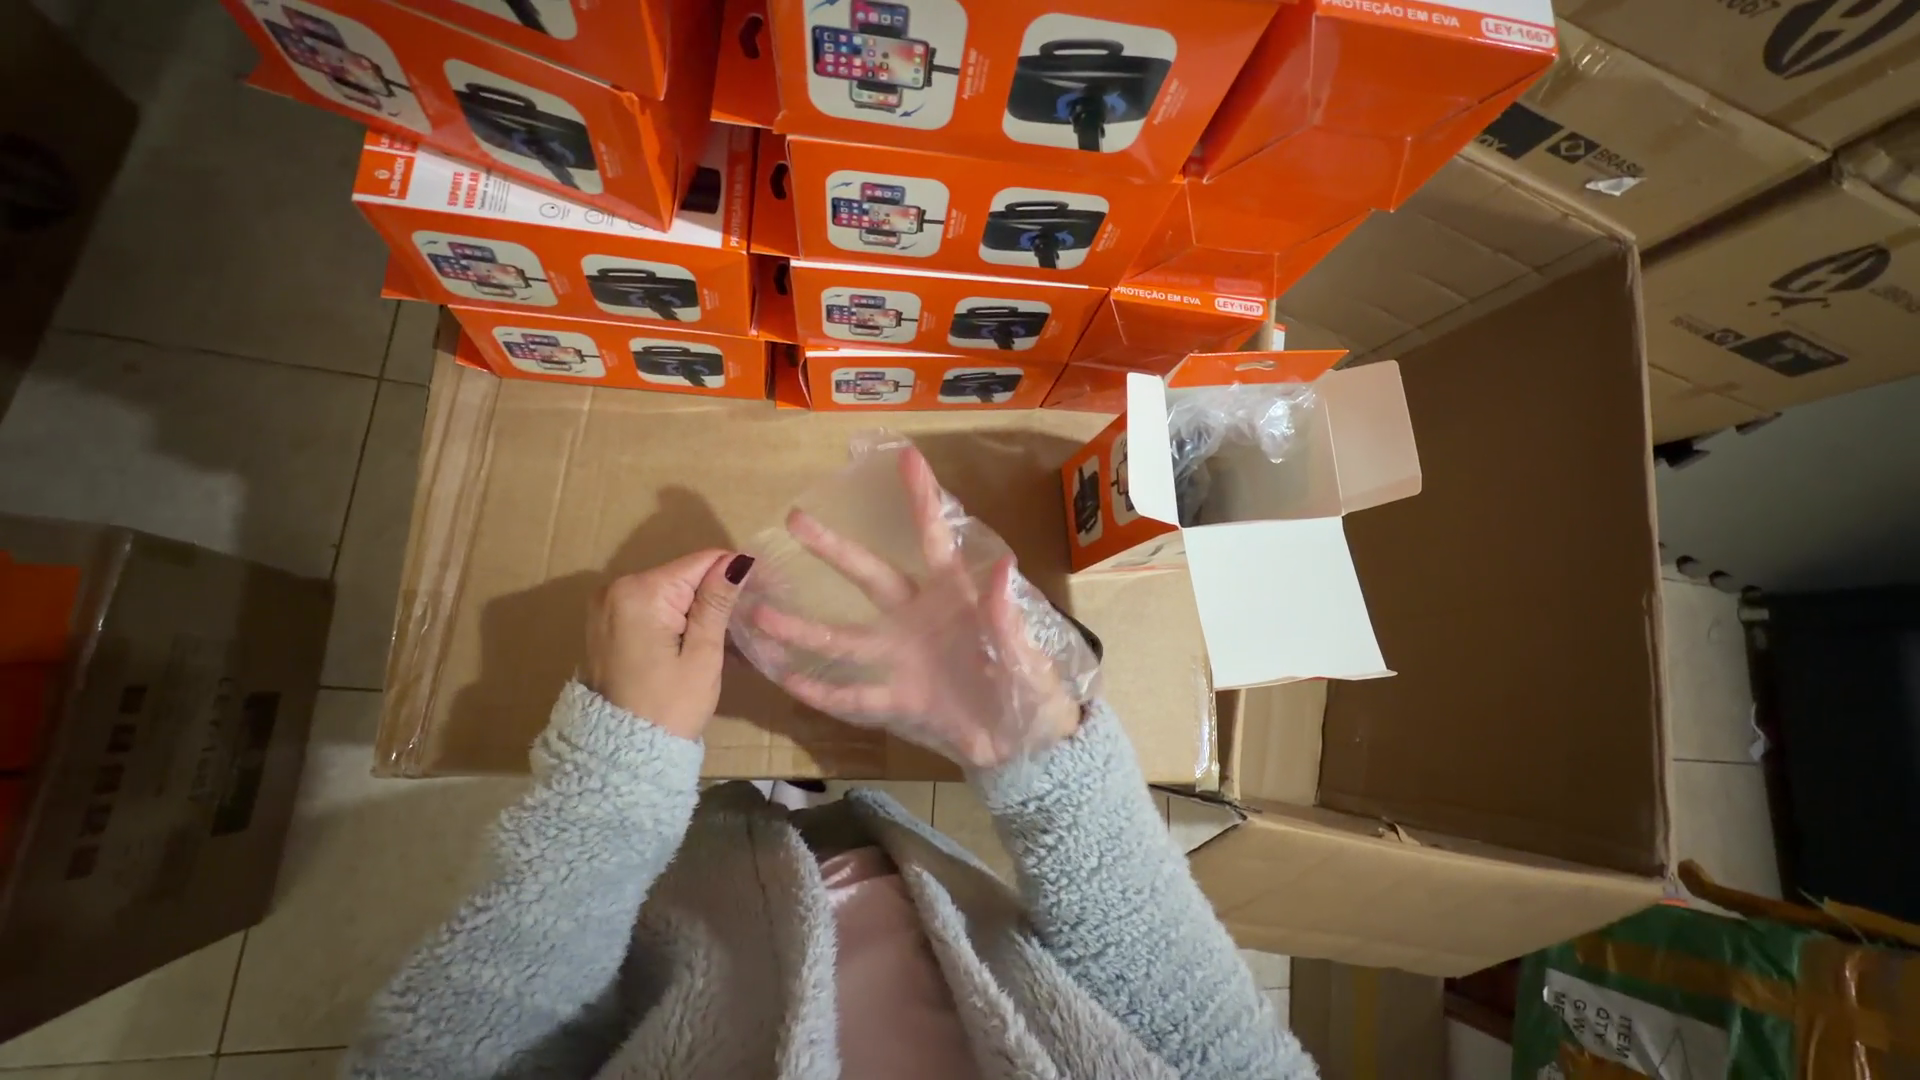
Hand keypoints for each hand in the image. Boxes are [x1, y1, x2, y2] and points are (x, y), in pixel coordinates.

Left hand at [584, 550, 753, 739]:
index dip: (733, 574)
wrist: (620, 755)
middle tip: (744, 622)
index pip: (700, 561)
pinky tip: (693, 641)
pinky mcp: (604, 623)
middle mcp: (615, 588)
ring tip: (725, 634)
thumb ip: (716, 602)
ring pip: (667, 590)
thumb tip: (737, 561)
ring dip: (695, 607)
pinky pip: (649, 607)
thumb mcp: (702, 654)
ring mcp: (605, 606)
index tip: (760, 591)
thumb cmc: (670, 706)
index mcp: (640, 592)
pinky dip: (673, 618)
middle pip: (682, 574)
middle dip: (713, 592)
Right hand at [738, 447, 1088, 767]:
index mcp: (957, 598)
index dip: (922, 500)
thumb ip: (1008, 618)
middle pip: (870, 578)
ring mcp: (903, 660)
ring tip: (759, 616)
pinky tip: (787, 682)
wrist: (1027, 744)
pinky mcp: (899, 701)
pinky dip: (823, 693)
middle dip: (834, 550)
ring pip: (845, 641)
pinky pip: (854, 698)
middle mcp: (919, 619)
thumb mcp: (1029, 656)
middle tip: (795, 519)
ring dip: (804, 630)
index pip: (936, 540)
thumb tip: (1002, 565)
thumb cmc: (1034, 690)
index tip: (906, 457)